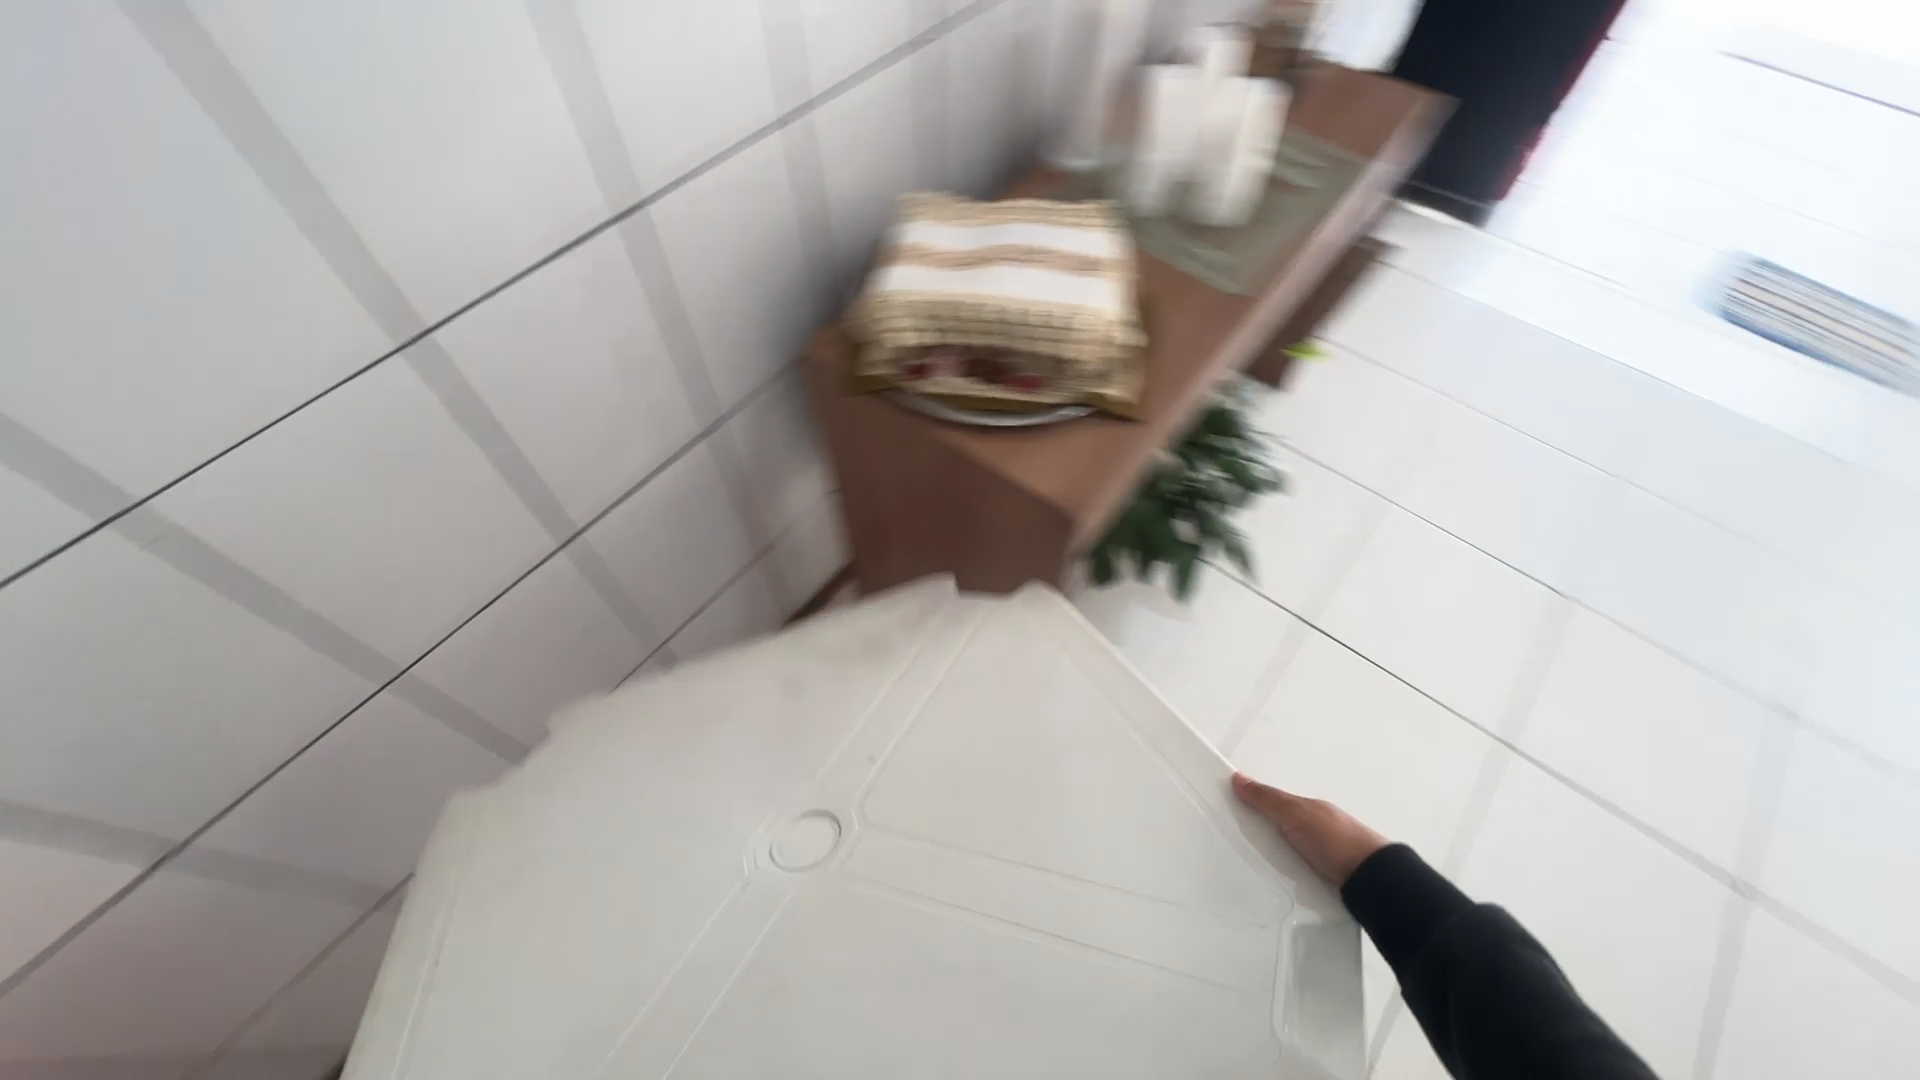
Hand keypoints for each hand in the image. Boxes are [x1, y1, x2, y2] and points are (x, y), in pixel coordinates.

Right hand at [1231, 772, 1390, 886]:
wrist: (1372, 880)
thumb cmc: (1335, 840)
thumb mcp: (1295, 814)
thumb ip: (1267, 798)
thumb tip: (1238, 777)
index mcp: (1310, 810)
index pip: (1275, 803)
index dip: (1254, 805)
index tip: (1231, 811)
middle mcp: (1317, 829)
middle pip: (1281, 829)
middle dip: (1264, 833)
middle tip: (1238, 842)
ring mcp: (1324, 855)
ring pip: (1290, 852)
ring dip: (1276, 857)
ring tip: (1253, 864)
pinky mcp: (1327, 879)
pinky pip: (1298, 872)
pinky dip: (1287, 873)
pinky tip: (1277, 880)